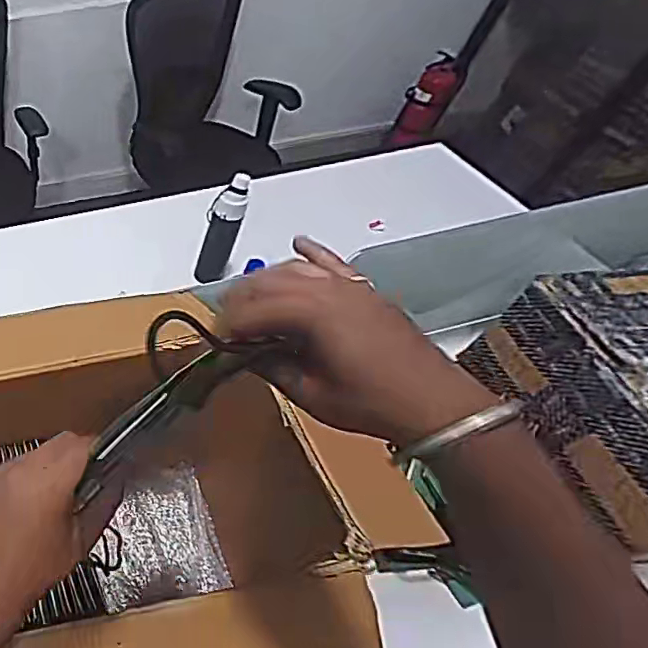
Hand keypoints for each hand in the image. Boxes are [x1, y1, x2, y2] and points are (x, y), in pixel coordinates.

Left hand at [0, 432, 99, 617]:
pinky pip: (18, 463)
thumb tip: (116, 480)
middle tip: (86, 479)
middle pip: (62, 441)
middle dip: (79, 454)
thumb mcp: (82, 539)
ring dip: (54, 462)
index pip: (82, 445)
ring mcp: (1, 471)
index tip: (105, 462)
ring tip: (57, 493)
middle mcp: (22, 469)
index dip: (98, 450)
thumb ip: (105, 503)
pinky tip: (33, 499)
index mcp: (49, 482)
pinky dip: (31, 472)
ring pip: (40, 449)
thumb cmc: (37, 569)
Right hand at [219, 237, 497, 445]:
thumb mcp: (312, 394)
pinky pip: (333, 263)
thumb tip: (247, 355)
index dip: (229, 325)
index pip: (255, 310)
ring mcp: (350, 287)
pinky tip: (299, 245)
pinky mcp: (365, 293)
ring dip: (266, 279)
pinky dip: (313, 253)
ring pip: (295, 269)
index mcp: (314, 314)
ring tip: (247, 297)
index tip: (216, 341)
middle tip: (224, 323)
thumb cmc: (374, 401)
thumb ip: (274, 368)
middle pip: (269, 282)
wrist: (431, 402)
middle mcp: (330, 290)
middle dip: (240, 300)